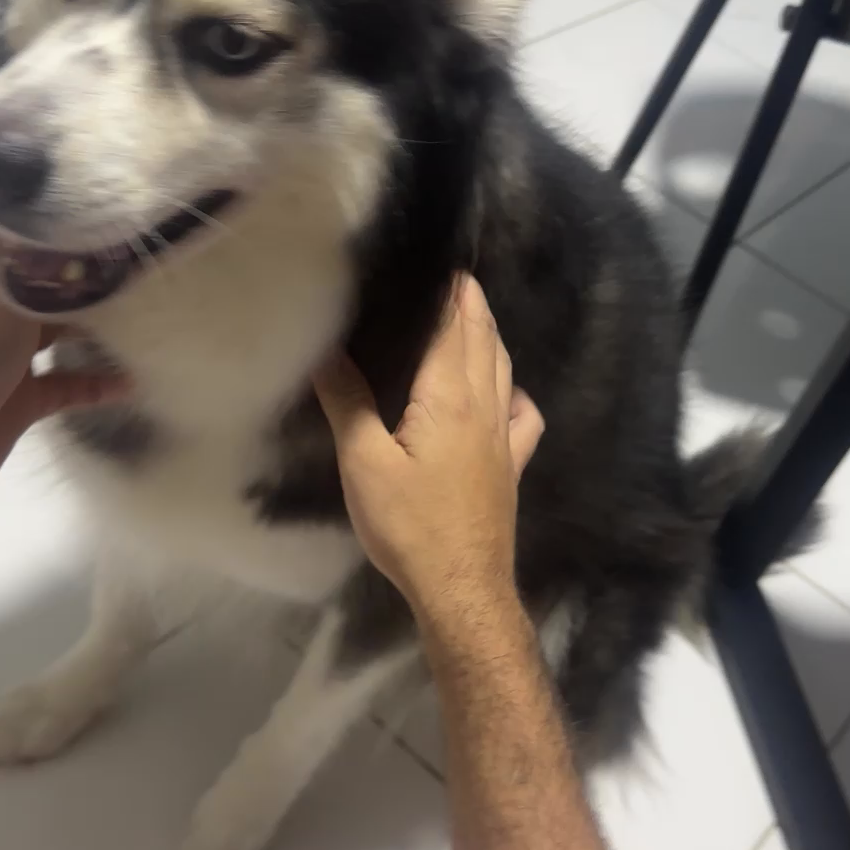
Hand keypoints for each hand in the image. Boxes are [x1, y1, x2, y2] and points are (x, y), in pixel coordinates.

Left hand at [0, 235, 128, 514]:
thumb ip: (42, 266)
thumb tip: (85, 234)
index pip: (33, 245)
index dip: (74, 240)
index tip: (124, 240)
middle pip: (53, 292)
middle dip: (95, 289)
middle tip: (147, 288)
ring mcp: (7, 360)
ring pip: (64, 339)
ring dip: (101, 337)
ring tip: (147, 333)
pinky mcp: (22, 401)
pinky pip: (69, 386)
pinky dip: (99, 385)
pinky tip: (131, 384)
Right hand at [312, 275, 543, 616]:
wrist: (462, 586)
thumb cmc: (409, 524)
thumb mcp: (364, 462)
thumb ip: (348, 401)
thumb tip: (326, 350)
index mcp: (449, 396)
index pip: (453, 327)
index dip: (449, 292)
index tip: (439, 263)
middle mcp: (486, 406)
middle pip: (484, 340)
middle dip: (471, 304)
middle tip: (453, 279)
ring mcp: (506, 437)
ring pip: (505, 370)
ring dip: (491, 337)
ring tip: (472, 319)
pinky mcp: (512, 466)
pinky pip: (523, 415)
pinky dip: (515, 391)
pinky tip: (506, 392)